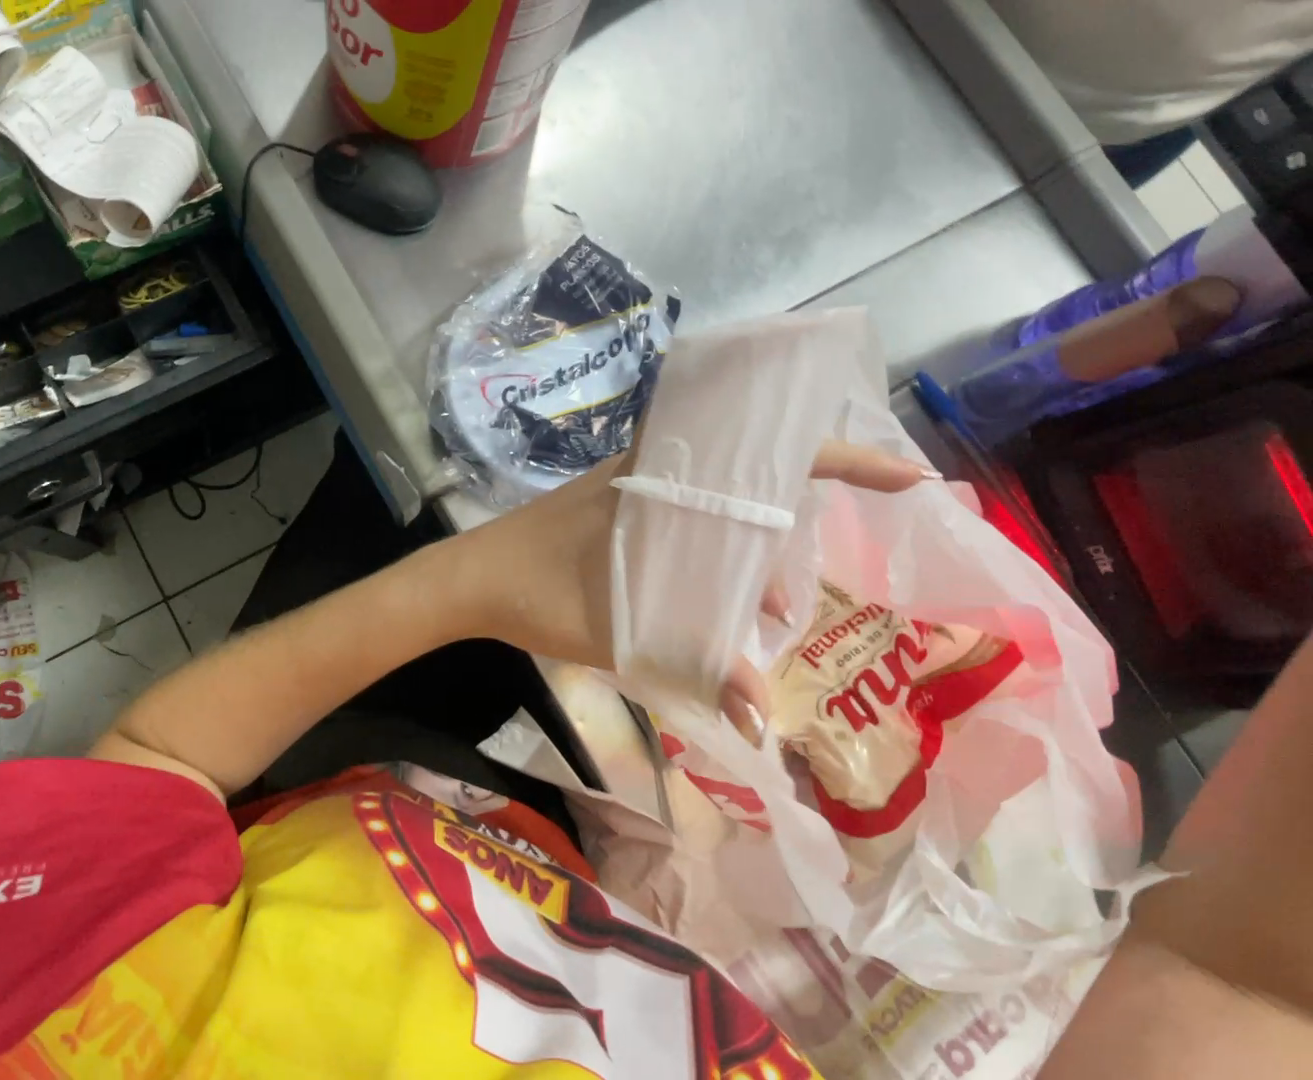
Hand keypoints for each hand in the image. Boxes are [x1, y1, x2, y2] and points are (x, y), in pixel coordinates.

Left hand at [427, 442, 934, 731]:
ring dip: (752, 559)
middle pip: (755, 485)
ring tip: (771, 615)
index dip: (847, 460)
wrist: (470, 581)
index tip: (908, 480)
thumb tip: (761, 721)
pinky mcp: (618, 514)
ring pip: (723, 512)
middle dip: (796, 533)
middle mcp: (661, 472)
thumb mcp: (625, 631)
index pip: (774, 452)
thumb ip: (698, 668)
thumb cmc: (542, 593)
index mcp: (669, 477)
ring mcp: (638, 491)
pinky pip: (690, 525)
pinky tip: (722, 608)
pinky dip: (715, 560)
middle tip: (810, 588)